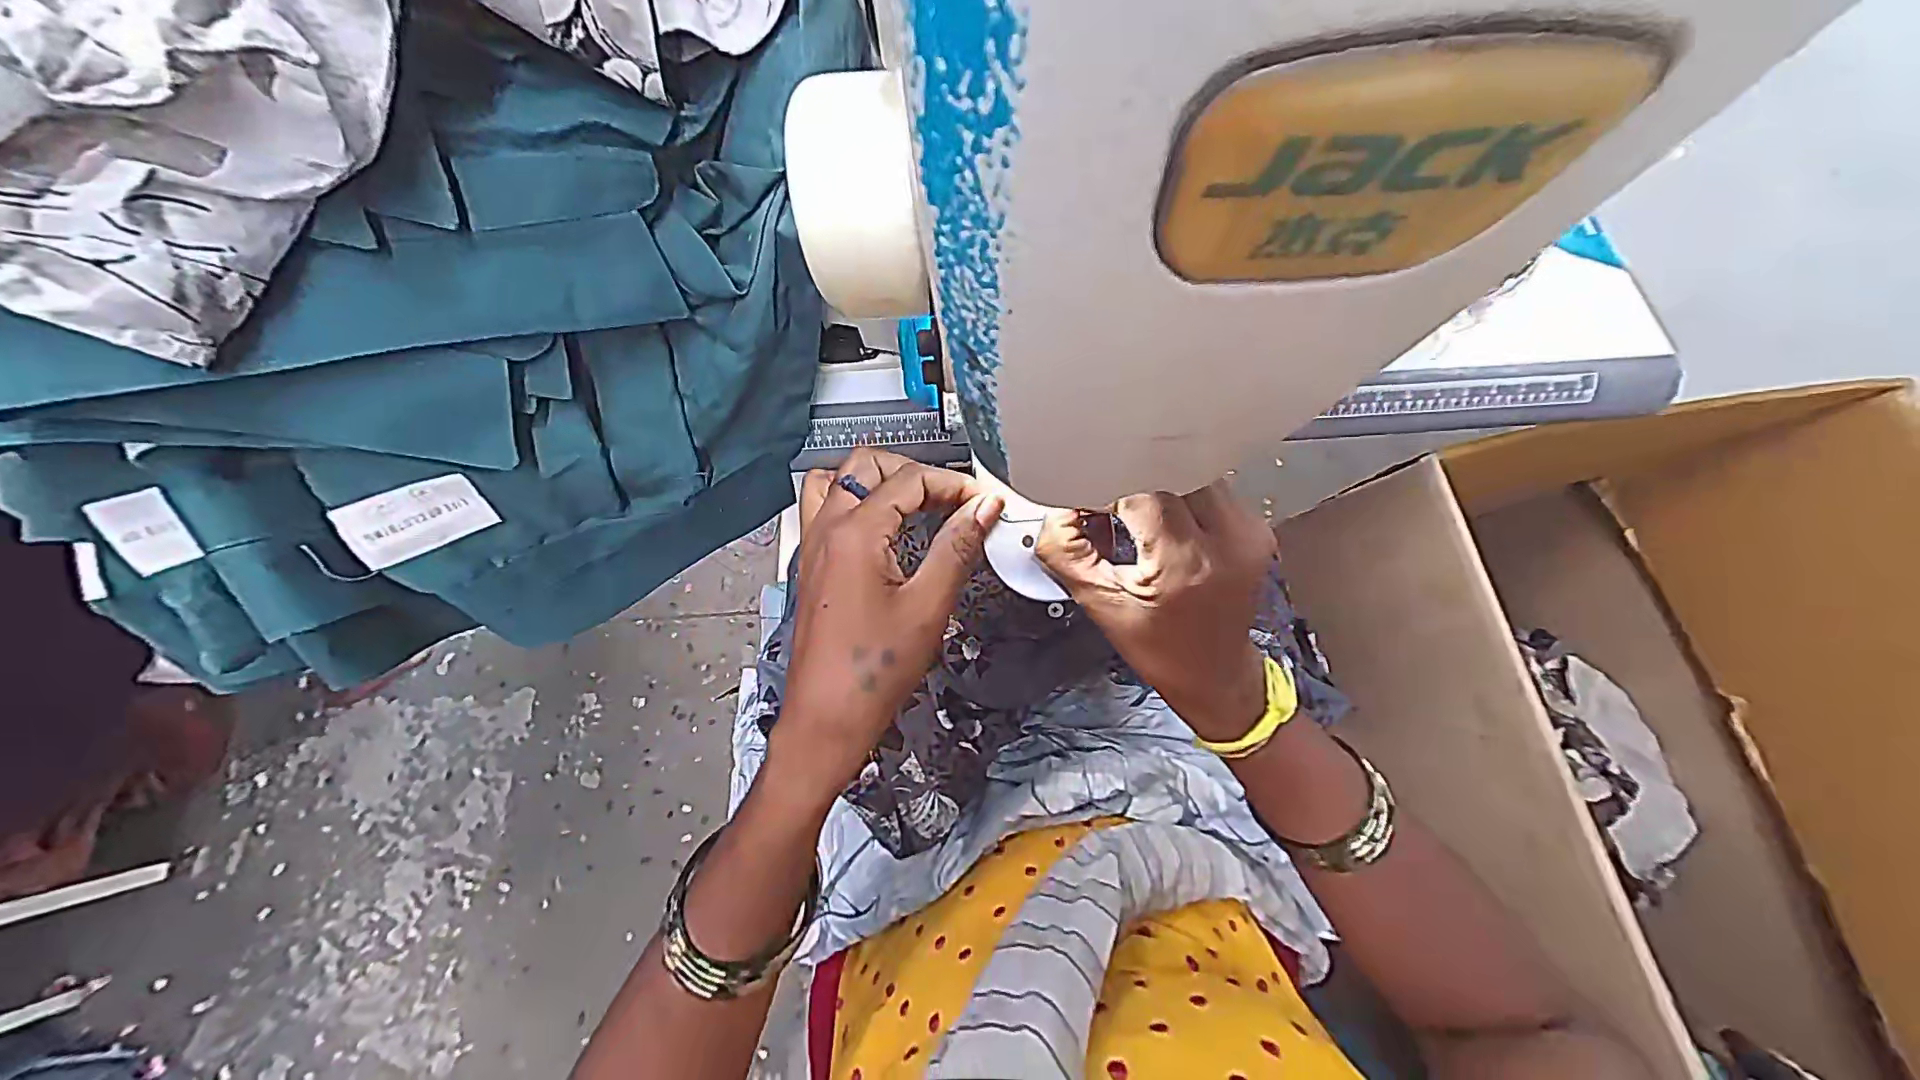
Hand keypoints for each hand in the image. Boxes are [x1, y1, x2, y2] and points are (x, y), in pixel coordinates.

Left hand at [769, 448, 1004, 805]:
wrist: (827, 719)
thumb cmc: (869, 674)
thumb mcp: (929, 606)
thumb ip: (957, 547)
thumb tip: (981, 510)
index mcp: (855, 534)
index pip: (910, 480)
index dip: (954, 484)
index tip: (980, 501)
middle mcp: (826, 532)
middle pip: (868, 465)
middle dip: (916, 471)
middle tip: (952, 498)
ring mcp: (814, 548)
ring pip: (838, 480)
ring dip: (877, 479)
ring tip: (914, 501)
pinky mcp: (812, 567)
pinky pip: (825, 509)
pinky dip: (854, 502)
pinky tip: (882, 529)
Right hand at [1034, 481, 1273, 741]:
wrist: (1216, 674)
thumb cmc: (1161, 649)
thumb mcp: (1100, 604)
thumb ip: (1067, 551)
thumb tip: (1053, 508)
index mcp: (1184, 563)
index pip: (1137, 488)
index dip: (1101, 485)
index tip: (1081, 499)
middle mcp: (1227, 539)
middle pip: (1166, 471)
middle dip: (1126, 479)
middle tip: (1103, 501)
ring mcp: (1247, 530)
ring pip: (1188, 471)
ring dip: (1152, 483)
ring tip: (1131, 512)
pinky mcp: (1253, 525)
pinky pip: (1205, 486)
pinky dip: (1175, 493)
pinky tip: (1158, 518)